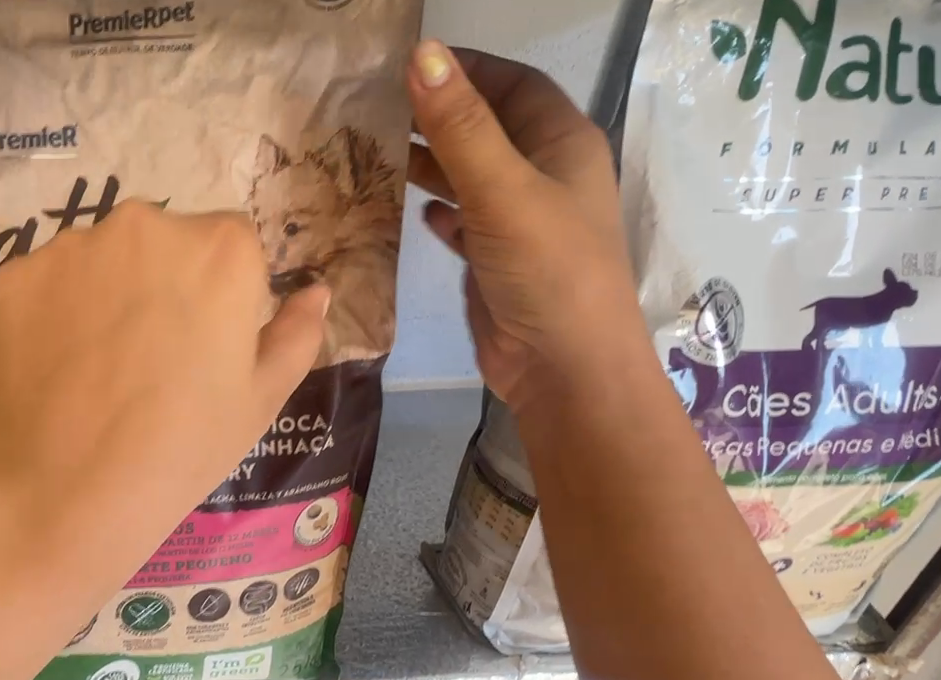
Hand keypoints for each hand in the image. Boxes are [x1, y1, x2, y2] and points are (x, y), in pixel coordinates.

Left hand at [0, 201, 329, 576]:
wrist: (68, 494)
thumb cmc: (182, 451)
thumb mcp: (260, 402)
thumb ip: (296, 335)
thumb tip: (315, 291)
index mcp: (221, 248)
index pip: (231, 247)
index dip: (220, 298)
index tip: (201, 350)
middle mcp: (145, 224)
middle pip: (162, 243)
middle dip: (161, 285)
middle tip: (146, 363)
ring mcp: (70, 248)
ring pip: (99, 260)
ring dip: (104, 295)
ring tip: (95, 372)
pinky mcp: (13, 277)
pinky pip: (44, 287)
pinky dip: (51, 317)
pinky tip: (54, 371)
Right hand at [406, 42, 654, 412]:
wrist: (561, 365)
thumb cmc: (546, 269)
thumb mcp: (502, 190)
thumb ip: (461, 127)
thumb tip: (422, 54)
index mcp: (562, 143)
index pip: (514, 85)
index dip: (468, 68)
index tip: (411, 62)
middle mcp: (543, 176)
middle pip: (489, 128)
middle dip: (441, 114)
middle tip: (379, 107)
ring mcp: (520, 222)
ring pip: (472, 176)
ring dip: (433, 163)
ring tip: (379, 153)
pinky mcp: (496, 262)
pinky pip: (464, 222)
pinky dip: (440, 211)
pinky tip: (413, 210)